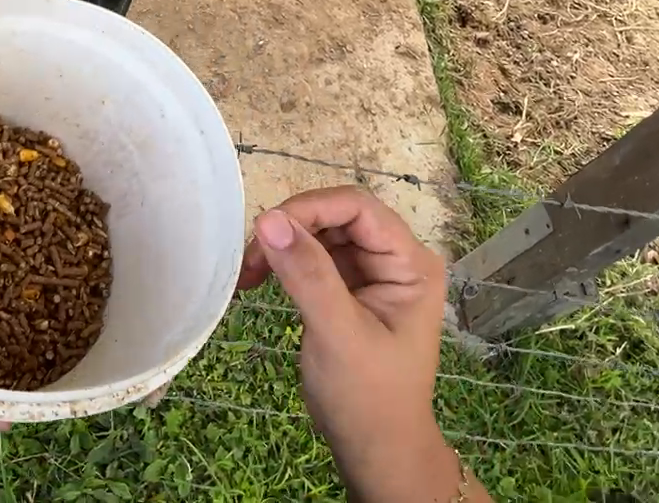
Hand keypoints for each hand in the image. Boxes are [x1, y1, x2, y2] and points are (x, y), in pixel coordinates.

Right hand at [238, 186, 487, 502]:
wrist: (376, 451)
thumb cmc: (368, 398)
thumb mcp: (337, 334)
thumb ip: (307, 274)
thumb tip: (268, 218)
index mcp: (410, 263)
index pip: (358, 208)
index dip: (311, 208)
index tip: (266, 229)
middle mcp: (394, 258)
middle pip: (335, 215)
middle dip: (291, 228)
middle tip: (251, 259)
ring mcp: (370, 270)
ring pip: (318, 231)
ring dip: (282, 244)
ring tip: (248, 273)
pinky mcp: (347, 284)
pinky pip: (311, 254)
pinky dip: (283, 261)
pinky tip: (258, 279)